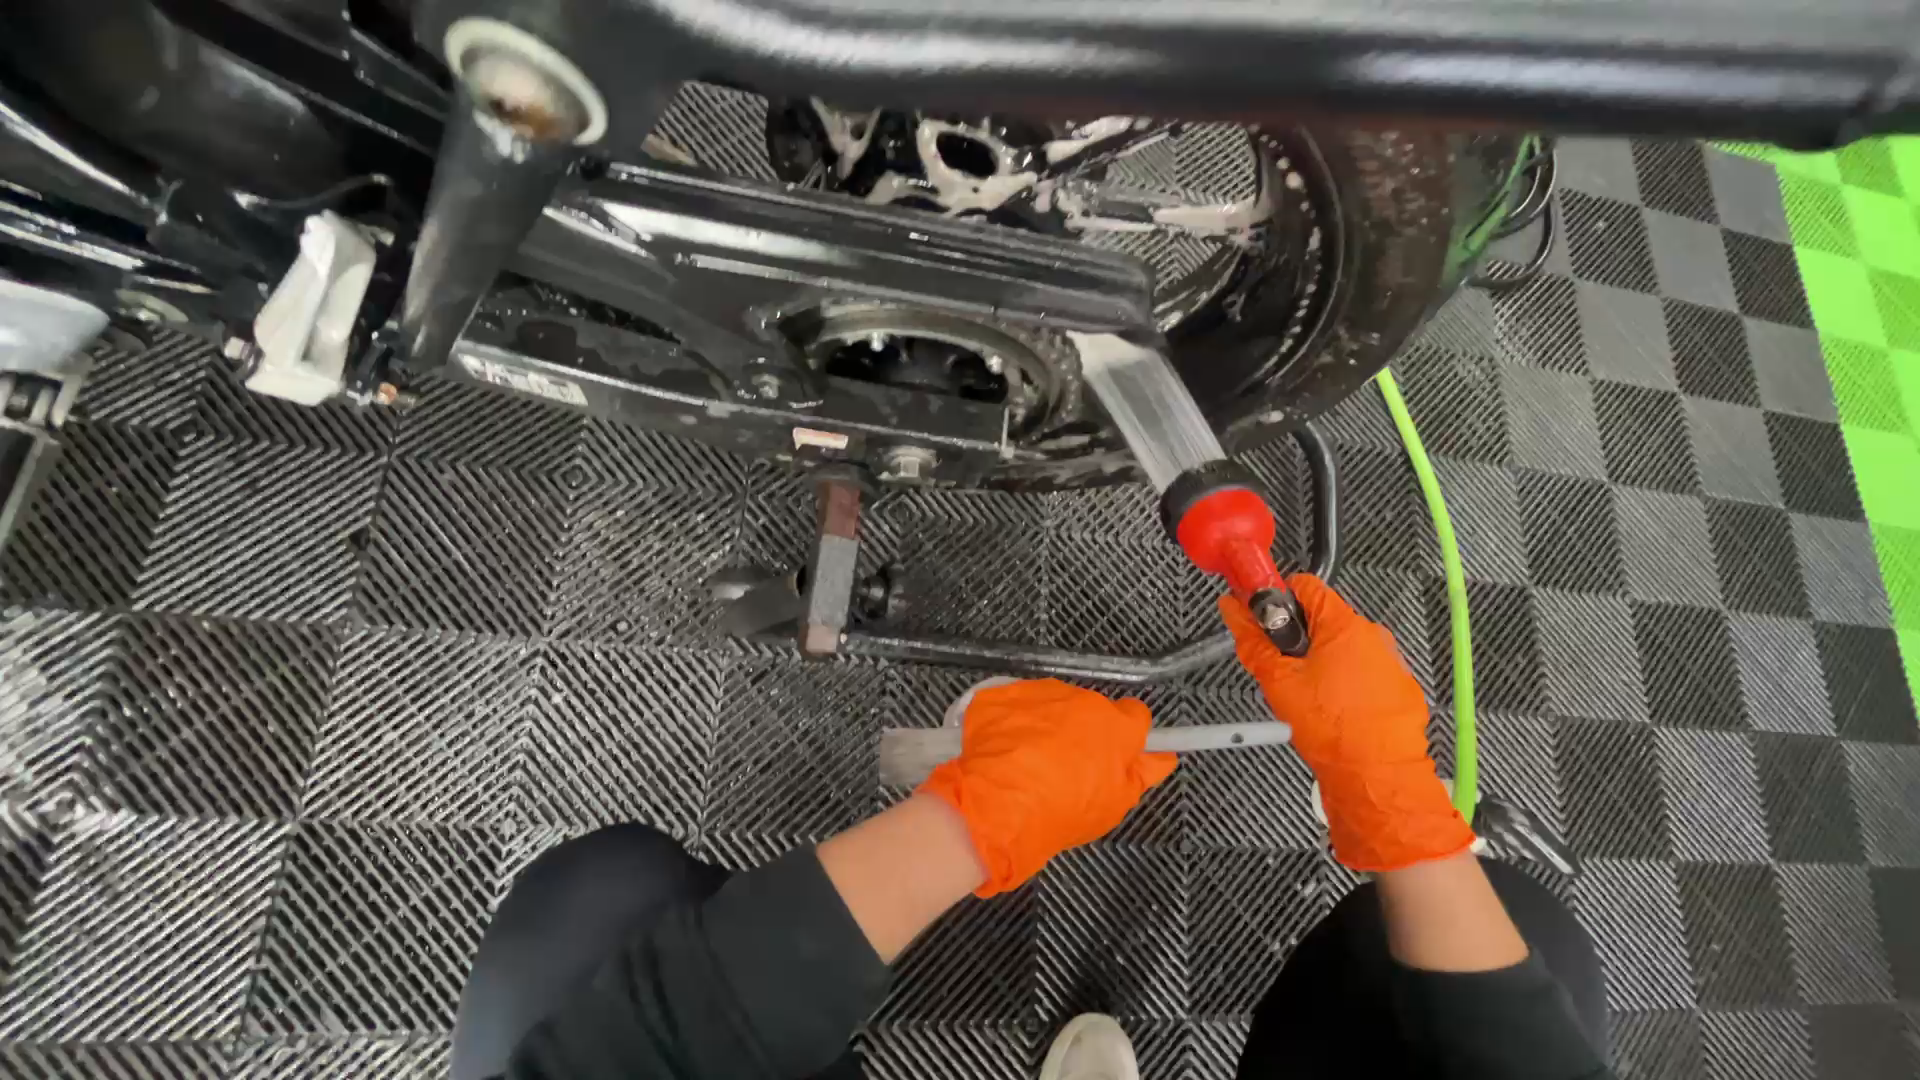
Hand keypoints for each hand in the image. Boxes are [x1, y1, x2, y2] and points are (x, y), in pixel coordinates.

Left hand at [916, 679, 1176, 896]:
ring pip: (1049, 703)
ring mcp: (1038, 692)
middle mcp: (1080, 698)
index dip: (1125, 734)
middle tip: (1067, 766)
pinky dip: (1009, 722)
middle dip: (1081, 730)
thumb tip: (1163, 758)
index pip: (1133, 715)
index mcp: (1115, 723)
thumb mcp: (1115, 803)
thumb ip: (1142, 774)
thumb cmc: (1065, 809)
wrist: (1001, 804)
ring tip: (1029, 762)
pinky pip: (1011, 705)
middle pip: (1089, 708)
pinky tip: (1002, 752)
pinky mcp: (1001, 694)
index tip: (1112, 753)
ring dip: (1045, 723)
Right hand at [1218, 574, 1471, 871]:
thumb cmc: (1332, 729)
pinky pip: (1362, 671)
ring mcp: (1390, 662)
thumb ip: (1251, 640)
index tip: (1261, 618)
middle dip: (1296, 637)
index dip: (1277, 597)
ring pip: (1340, 647)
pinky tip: (1331, 709)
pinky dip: (1343, 682)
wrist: (1377, 778)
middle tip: (1280, 667)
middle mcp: (1373, 636)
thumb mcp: (1277, 680)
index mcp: (1344, 625)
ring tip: (1305, 694)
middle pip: (1322, 618)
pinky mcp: (1399, 687)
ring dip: (1319, 660)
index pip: (1305, 585)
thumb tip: (1231, 609)